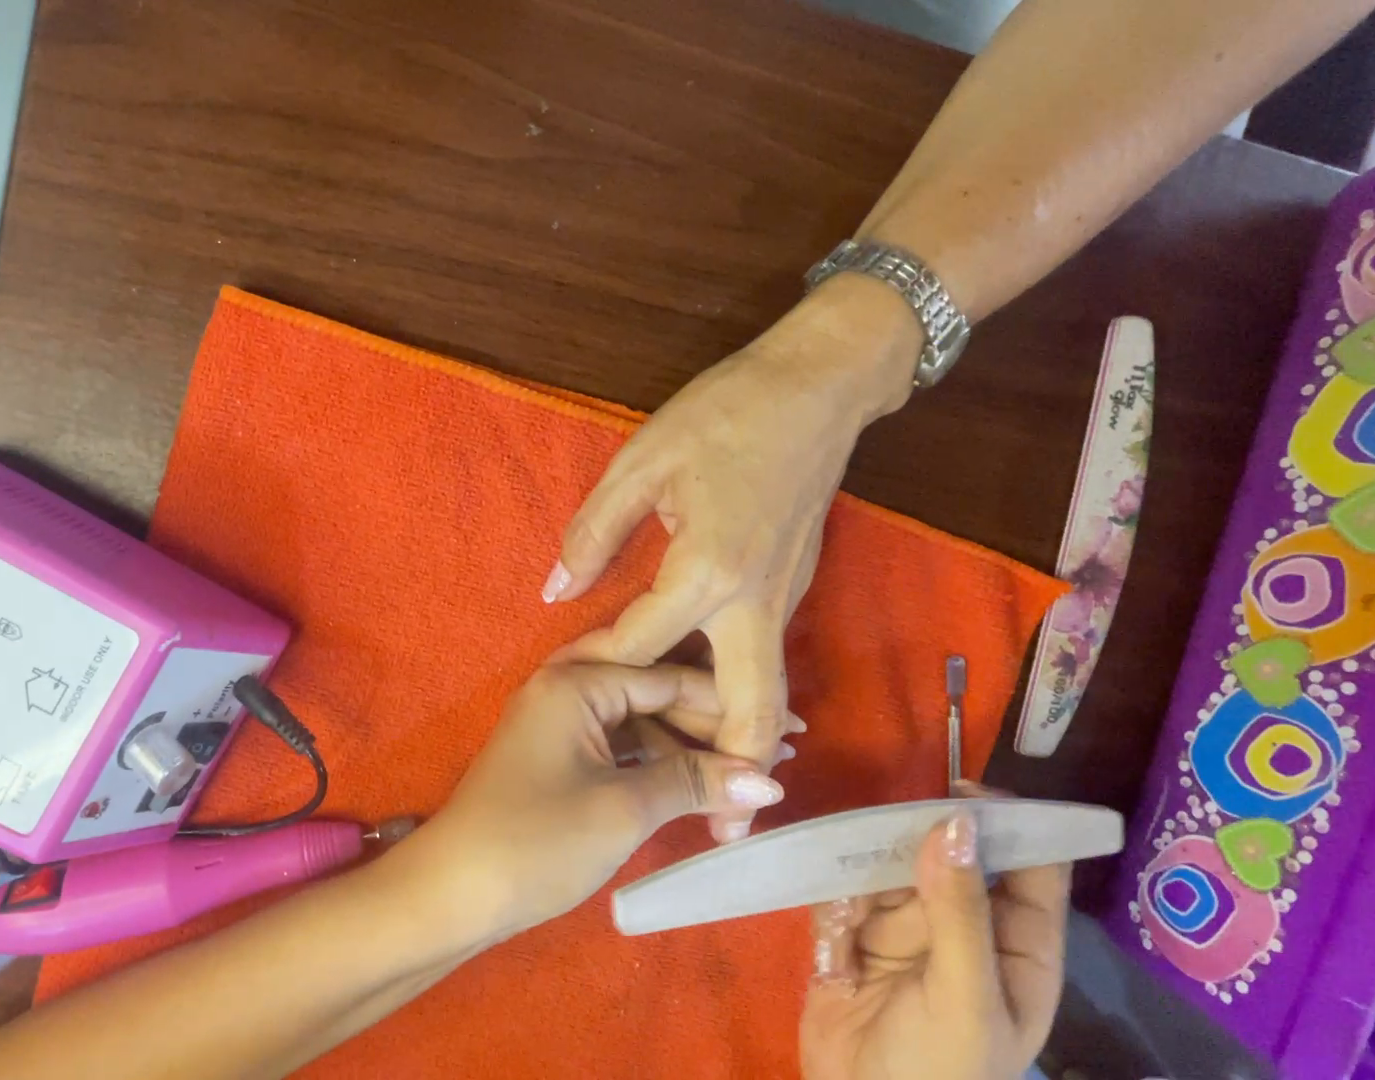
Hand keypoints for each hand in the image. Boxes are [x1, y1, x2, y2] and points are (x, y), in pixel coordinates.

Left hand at [397, 659, 785, 941]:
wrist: (453, 889)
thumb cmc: (538, 841)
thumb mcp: (623, 808)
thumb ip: (693, 782)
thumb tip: (768, 779)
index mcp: (576, 681)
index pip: (669, 679)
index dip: (730, 709)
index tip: (791, 732)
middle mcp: (564, 685)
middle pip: (653, 691)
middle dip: (710, 723)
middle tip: (778, 750)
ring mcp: (556, 718)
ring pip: (636, 719)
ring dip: (685, 747)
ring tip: (743, 775)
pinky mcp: (554, 751)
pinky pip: (616, 741)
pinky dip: (652, 761)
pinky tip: (692, 782)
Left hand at [548, 279, 919, 770]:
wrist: (819, 387)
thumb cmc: (721, 417)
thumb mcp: (641, 465)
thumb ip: (593, 534)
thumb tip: (555, 589)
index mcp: (706, 572)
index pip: (642, 648)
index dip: (604, 674)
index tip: (577, 715)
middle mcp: (753, 603)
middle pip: (750, 710)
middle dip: (735, 773)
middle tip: (721, 840)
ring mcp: (782, 599)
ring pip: (766, 689)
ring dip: (745, 742)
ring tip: (718, 794)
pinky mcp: (794, 588)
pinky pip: (765, 657)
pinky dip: (746, 696)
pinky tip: (710, 706)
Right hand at [797, 809, 1070, 1079]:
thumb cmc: (937, 1071)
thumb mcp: (962, 997)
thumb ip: (958, 909)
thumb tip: (955, 819)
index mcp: (1014, 949)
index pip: (1030, 871)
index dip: (1010, 825)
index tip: (962, 788)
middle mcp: (960, 929)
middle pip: (943, 856)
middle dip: (910, 843)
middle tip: (876, 837)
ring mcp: (901, 930)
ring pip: (884, 867)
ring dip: (861, 875)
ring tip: (852, 910)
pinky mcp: (849, 933)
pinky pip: (840, 892)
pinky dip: (832, 902)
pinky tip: (834, 939)